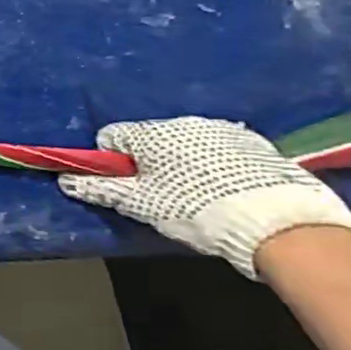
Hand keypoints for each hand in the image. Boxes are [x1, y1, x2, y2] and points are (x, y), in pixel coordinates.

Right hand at [58, 117, 350, 277]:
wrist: (284, 225)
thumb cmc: (196, 208)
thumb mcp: (141, 204)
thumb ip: (100, 188)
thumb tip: (66, 180)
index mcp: (152, 133)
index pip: (112, 136)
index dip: (112, 161)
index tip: (125, 184)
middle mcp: (187, 124)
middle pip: (151, 139)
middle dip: (149, 161)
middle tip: (160, 192)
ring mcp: (227, 132)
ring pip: (186, 144)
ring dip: (183, 162)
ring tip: (198, 193)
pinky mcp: (261, 145)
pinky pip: (220, 151)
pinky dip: (215, 166)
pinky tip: (226, 190)